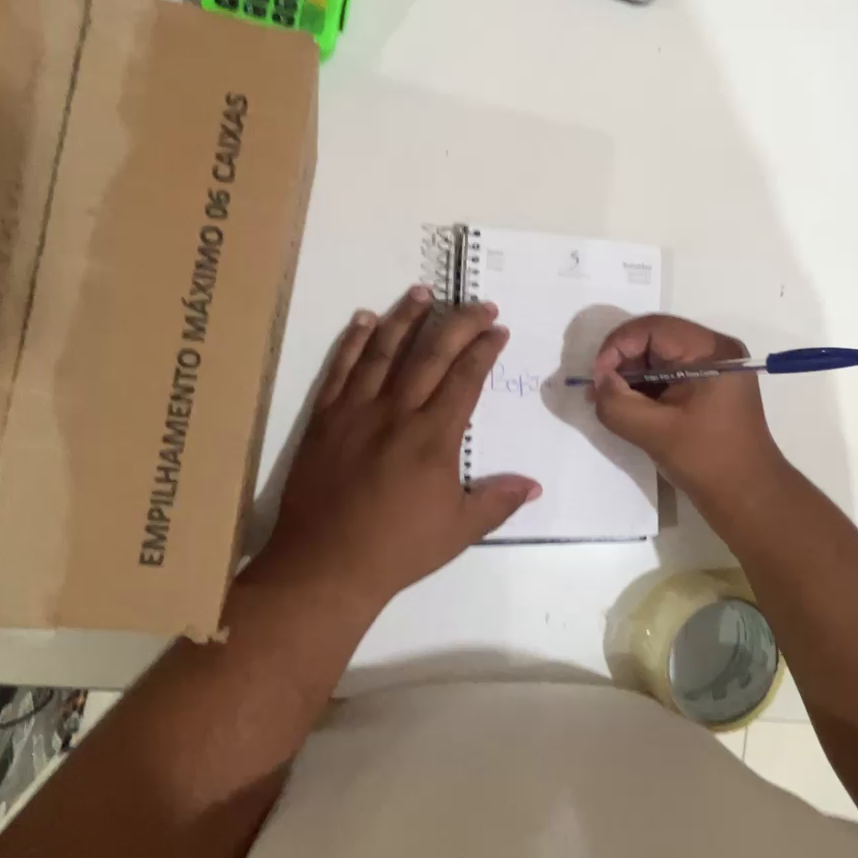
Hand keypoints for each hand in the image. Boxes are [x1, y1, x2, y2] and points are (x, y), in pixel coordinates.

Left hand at [260, 287, 540, 604]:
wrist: (325, 564)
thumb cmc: (397, 550)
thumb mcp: (459, 531)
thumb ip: (497, 502)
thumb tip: (533, 484)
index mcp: (434, 438)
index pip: (465, 378)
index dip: (484, 349)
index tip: (498, 329)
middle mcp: (397, 413)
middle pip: (431, 354)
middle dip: (459, 324)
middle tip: (478, 304)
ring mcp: (356, 412)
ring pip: (384, 351)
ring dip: (406, 318)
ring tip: (423, 292)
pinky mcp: (325, 419)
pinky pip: (341, 369)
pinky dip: (353, 341)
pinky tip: (364, 319)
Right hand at [589, 315, 782, 498]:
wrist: (749, 496)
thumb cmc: (708, 461)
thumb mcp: (655, 433)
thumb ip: (618, 404)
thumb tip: (598, 383)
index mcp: (711, 351)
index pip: (653, 329)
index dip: (617, 347)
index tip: (597, 379)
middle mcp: (714, 350)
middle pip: (654, 339)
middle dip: (621, 362)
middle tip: (598, 390)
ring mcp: (711, 368)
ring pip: (657, 357)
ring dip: (630, 376)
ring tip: (607, 401)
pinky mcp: (706, 386)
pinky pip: (667, 374)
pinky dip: (643, 387)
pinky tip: (625, 406)